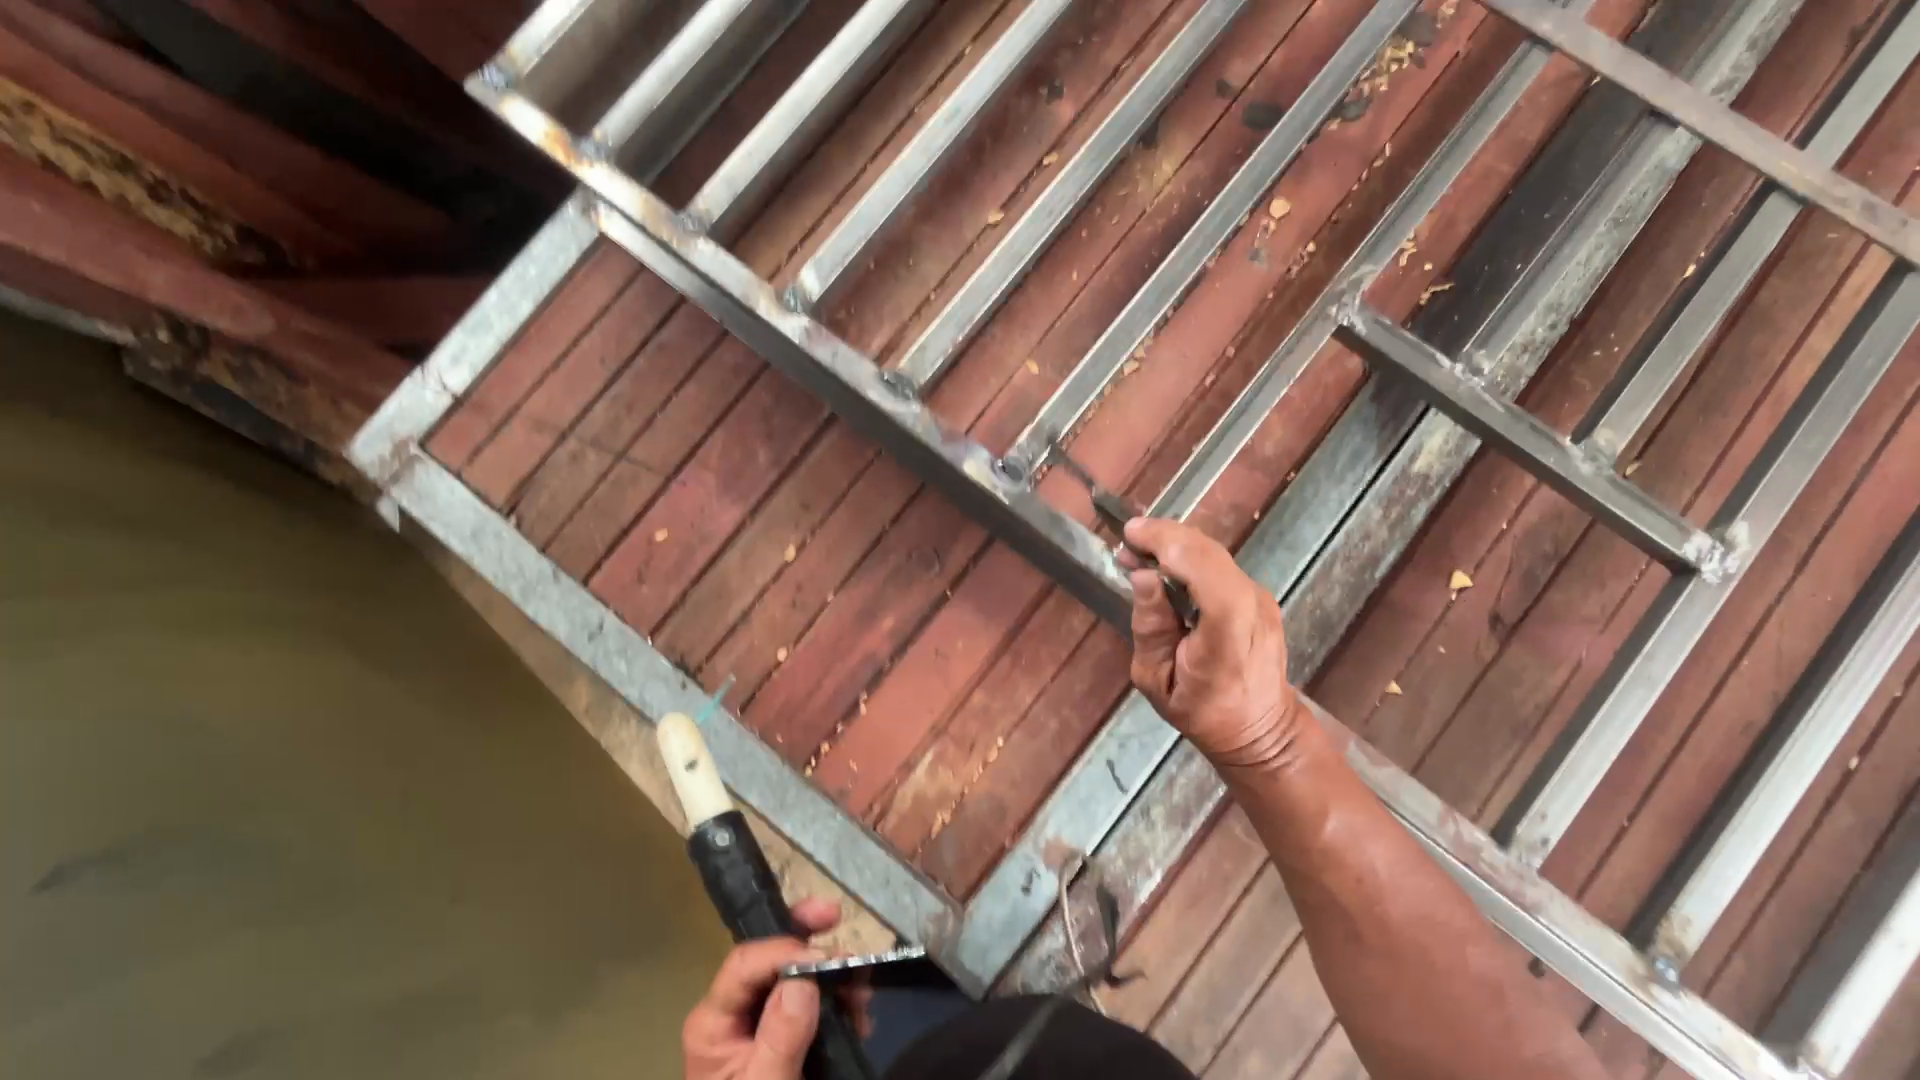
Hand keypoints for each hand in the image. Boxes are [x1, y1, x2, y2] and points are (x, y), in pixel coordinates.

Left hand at [683, 898, 872, 1079]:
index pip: (744, 964)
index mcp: (714, 1024)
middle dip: (804, 933)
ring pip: (794, 975)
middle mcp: (734, 1014)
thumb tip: (802, 978)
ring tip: (863, 989)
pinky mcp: (785, 1037)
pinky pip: (810, 1002)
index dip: (784, 949)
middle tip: (837, 916)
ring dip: (832, 972)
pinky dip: (838, 998)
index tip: (825, 954)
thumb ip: (781, 1038)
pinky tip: (860, 1013)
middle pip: (767, 956)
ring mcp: (759, 1024)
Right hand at [1122, 517, 1314, 771]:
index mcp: (1228, 640)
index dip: (1171, 548)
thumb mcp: (1157, 681)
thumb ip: (1150, 628)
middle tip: (1127, 538)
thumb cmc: (1203, 712)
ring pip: (1216, 554)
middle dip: (1166, 537)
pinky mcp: (1258, 595)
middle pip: (1211, 556)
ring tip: (1139, 548)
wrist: (1260, 728)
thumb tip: (1142, 577)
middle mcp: (1253, 610)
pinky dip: (1188, 554)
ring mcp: (1261, 599)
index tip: (1132, 535)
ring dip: (1175, 543)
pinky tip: (1163, 562)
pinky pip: (1219, 564)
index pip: (1209, 579)